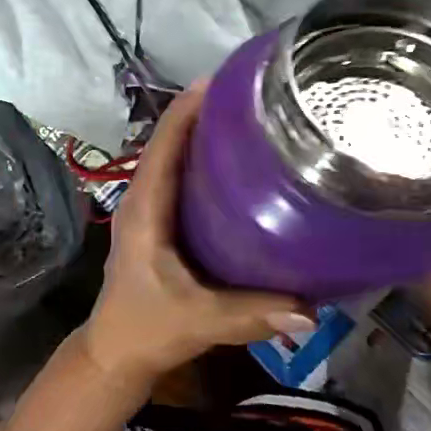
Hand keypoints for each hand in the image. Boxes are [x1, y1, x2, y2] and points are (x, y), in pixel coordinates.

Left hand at [78, 82, 312, 389]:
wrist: (116, 351)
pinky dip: (203, 163)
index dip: (186, 111)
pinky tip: (239, 165)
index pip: (162, 146)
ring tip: (249, 115)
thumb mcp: (198, 320)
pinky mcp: (158, 225)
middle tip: (251, 93)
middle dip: (202, 114)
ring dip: (202, 135)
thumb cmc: (145, 328)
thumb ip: (251, 314)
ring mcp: (148, 211)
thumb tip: (314, 308)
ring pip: (173, 160)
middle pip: (169, 143)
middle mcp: (142, 201)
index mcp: (144, 210)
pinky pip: (180, 181)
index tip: (221, 80)